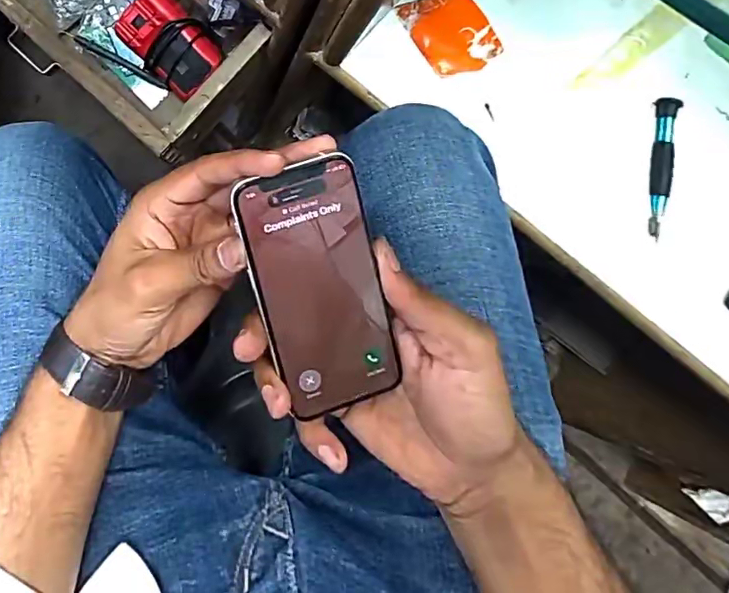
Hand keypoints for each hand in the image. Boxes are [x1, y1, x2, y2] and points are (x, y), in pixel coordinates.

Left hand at [62, 135, 335, 368]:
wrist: (115, 350)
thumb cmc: (112, 307)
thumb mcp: (149, 282)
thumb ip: (196, 263)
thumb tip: (241, 246)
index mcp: (162, 203)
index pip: (206, 173)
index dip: (242, 163)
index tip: (277, 162)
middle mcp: (188, 211)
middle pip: (236, 183)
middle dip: (276, 167)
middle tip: (317, 151)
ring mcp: (207, 235)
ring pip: (250, 208)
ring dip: (282, 197)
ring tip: (321, 180)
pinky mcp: (221, 261)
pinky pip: (252, 242)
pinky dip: (277, 235)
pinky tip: (302, 223)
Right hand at [234, 239, 536, 512]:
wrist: (476, 477)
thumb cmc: (479, 401)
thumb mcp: (466, 347)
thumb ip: (423, 304)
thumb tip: (381, 251)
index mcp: (383, 304)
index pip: (332, 273)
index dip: (294, 270)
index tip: (265, 274)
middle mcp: (356, 328)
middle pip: (295, 314)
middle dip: (261, 326)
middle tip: (249, 347)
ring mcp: (342, 369)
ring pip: (288, 360)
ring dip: (272, 378)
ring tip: (281, 406)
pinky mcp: (339, 407)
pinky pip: (306, 411)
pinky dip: (309, 431)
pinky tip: (334, 452)